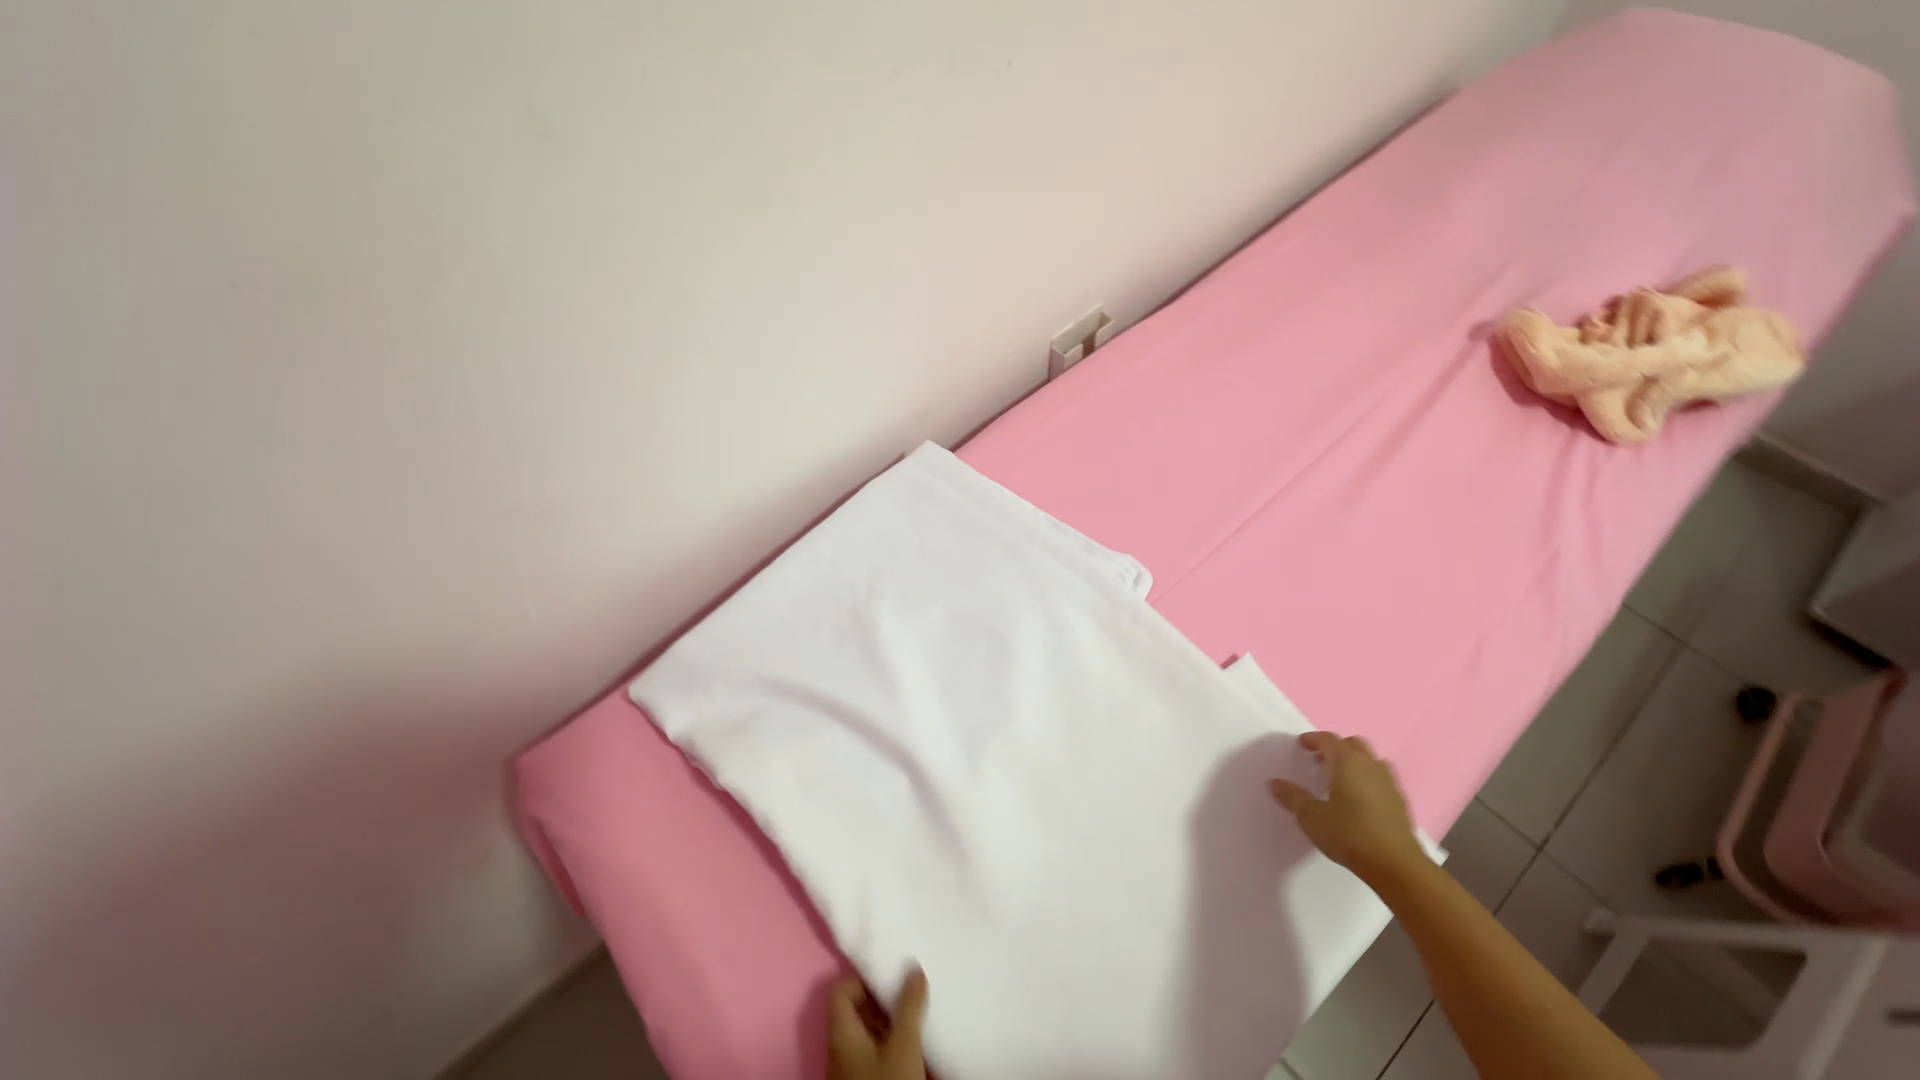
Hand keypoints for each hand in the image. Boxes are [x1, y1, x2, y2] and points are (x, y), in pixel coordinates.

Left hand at [828, 968, 928, 1079]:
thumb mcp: (903, 1045)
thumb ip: (909, 1006)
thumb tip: (914, 968)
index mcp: (841, 1031)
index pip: (841, 990)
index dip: (863, 978)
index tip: (890, 973)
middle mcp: (840, 1046)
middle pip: (856, 1009)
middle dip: (883, 996)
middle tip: (909, 989)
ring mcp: (849, 1065)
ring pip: (868, 1030)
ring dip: (890, 1019)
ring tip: (917, 1013)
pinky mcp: (863, 1077)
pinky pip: (874, 1049)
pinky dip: (891, 1040)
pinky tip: (913, 1044)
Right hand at [1269, 731, 1425, 885]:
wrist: (1395, 863)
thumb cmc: (1348, 834)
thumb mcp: (1311, 818)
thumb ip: (1293, 797)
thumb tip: (1275, 782)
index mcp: (1346, 763)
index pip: (1329, 739)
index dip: (1313, 739)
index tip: (1302, 745)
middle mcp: (1370, 765)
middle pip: (1353, 744)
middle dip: (1336, 748)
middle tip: (1320, 761)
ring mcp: (1389, 782)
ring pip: (1371, 760)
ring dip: (1355, 763)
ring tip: (1341, 779)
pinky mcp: (1400, 801)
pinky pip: (1381, 779)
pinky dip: (1368, 780)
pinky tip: (1360, 800)